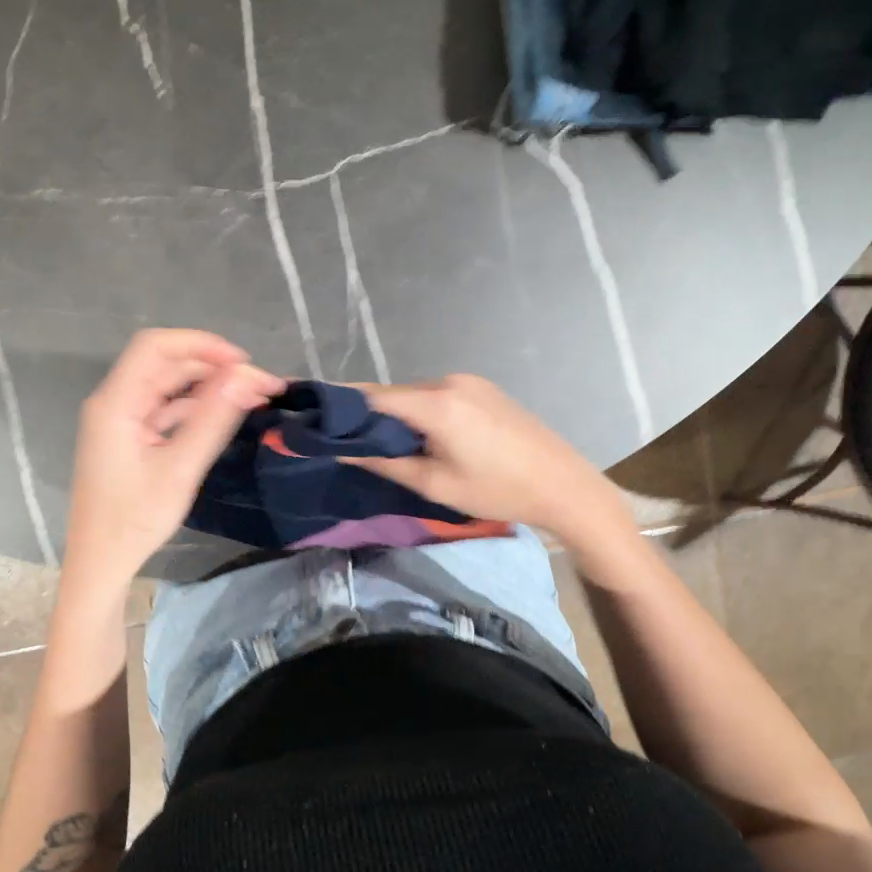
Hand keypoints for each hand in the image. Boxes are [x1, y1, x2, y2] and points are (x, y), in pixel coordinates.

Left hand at [65, 329, 283, 579]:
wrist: (100, 563)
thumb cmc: (133, 520)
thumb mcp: (179, 469)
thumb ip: (212, 419)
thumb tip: (245, 377)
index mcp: (115, 403)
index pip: (156, 347)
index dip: (201, 344)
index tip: (242, 362)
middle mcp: (113, 403)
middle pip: (164, 364)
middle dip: (213, 367)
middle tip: (260, 384)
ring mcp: (120, 421)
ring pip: (167, 387)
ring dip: (207, 388)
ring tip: (252, 398)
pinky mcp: (128, 439)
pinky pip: (163, 410)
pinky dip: (194, 408)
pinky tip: (225, 416)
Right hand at [342, 374, 633, 549]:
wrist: (564, 486)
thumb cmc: (497, 491)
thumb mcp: (434, 483)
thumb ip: (383, 460)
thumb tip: (339, 448)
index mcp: (435, 403)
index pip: (369, 396)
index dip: (335, 405)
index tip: (307, 416)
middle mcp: (448, 381)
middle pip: (389, 393)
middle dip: (362, 413)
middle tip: (338, 439)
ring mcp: (468, 381)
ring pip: (410, 395)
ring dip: (391, 414)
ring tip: (378, 444)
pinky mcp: (481, 388)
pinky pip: (434, 395)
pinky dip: (416, 411)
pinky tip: (417, 436)